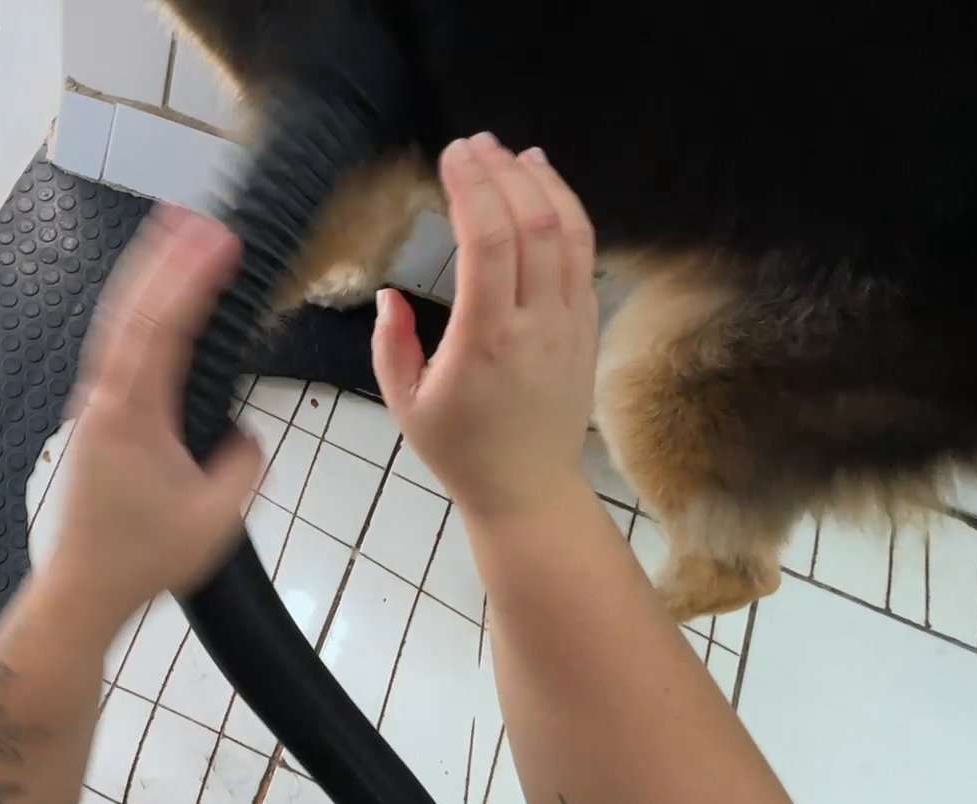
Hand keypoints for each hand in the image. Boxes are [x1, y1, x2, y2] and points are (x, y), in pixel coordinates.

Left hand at [47, 207, 264, 617]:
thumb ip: (242, 463)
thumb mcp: (215, 516)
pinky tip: (150, 316)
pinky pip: (115, 355)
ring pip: (116, 330)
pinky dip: (134, 320)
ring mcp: (93, 409)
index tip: (221, 239)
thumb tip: (243, 434)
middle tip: (192, 215)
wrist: (84, 586)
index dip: (191, 278)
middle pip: (129, 313)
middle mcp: (104, 400)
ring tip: (170, 242)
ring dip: (143, 283)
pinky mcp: (94, 424)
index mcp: (132, 414)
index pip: (162, 328)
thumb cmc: (144, 557)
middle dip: (161, 259)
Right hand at [373, 133, 599, 520]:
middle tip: (473, 144)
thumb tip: (390, 295)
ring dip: (542, 183)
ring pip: (568, 230)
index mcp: (485, 342)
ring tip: (513, 153)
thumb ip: (390, 345)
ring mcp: (571, 321)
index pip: (489, 243)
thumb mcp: (403, 403)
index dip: (473, 190)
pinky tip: (546, 191)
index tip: (452, 157)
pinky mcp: (587, 324)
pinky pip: (583, 254)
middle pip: (532, 223)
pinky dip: (567, 211)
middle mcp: (536, 322)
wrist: (525, 485)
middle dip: (502, 173)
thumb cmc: (457, 448)